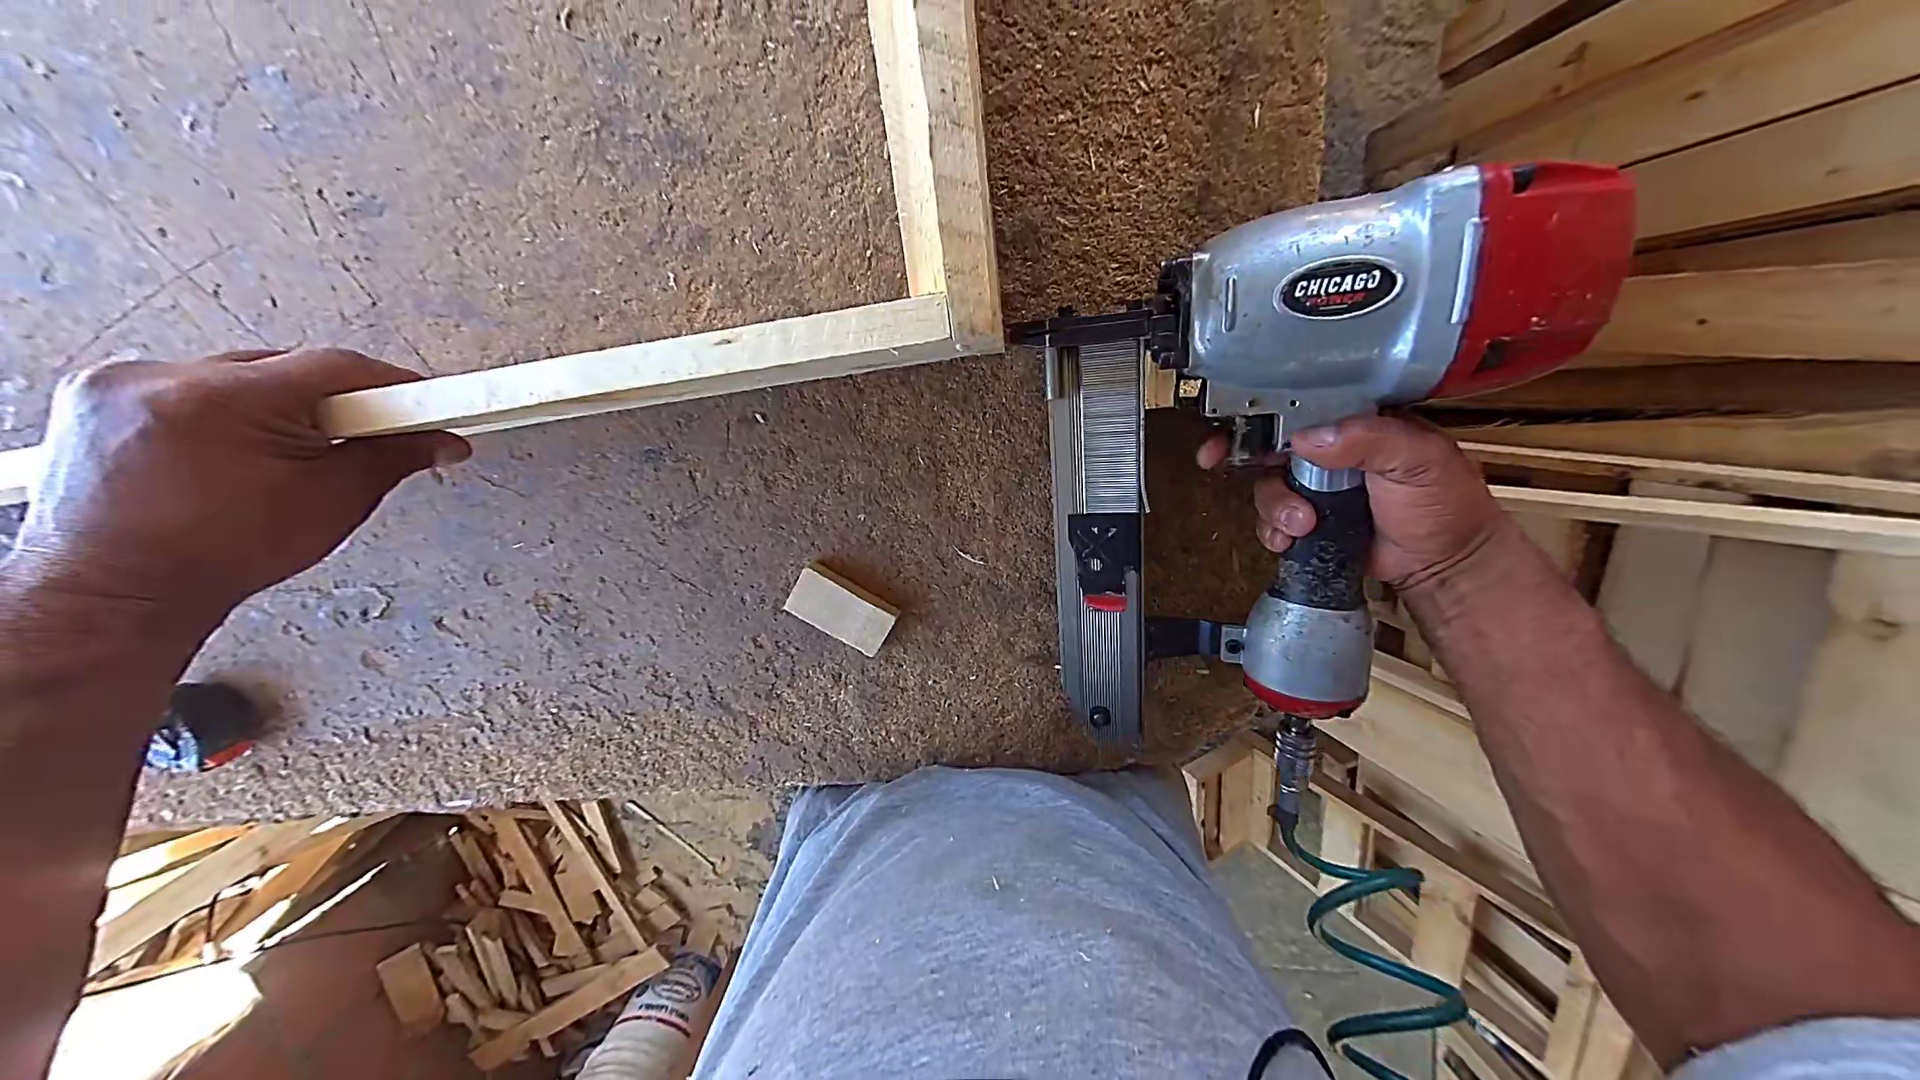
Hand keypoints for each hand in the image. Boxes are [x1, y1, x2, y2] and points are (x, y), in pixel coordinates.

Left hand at [7, 348, 468, 626]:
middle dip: (337, 401)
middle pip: (287, 366)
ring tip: (297, 451)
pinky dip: (234, 409)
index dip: (392, 384)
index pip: (335, 367)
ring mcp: (120, 383)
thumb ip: (393, 457)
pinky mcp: (99, 393)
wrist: (120, 589)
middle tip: (368, 435)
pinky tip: (247, 445)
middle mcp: (159, 379)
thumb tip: (439, 442)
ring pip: (242, 374)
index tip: (423, 401)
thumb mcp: (335, 501)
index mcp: (221, 402)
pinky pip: (195, 384)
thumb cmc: (214, 556)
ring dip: (283, 404)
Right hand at [1196, 414, 1507, 590]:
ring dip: (1273, 506)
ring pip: (1266, 487)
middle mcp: (1329, 453)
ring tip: (1301, 523)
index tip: (1235, 422)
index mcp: (1356, 424)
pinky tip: (1289, 538)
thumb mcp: (1418, 459)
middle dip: (1241, 456)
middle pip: (1268, 445)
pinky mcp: (1307, 520)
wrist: (1443, 565)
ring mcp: (1314, 488)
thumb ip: (1369, 439)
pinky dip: (1272, 530)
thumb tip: (1310, 437)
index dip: (1262, 412)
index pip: (1301, 406)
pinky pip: (1270, 520)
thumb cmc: (1445, 507)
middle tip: (1217, 459)